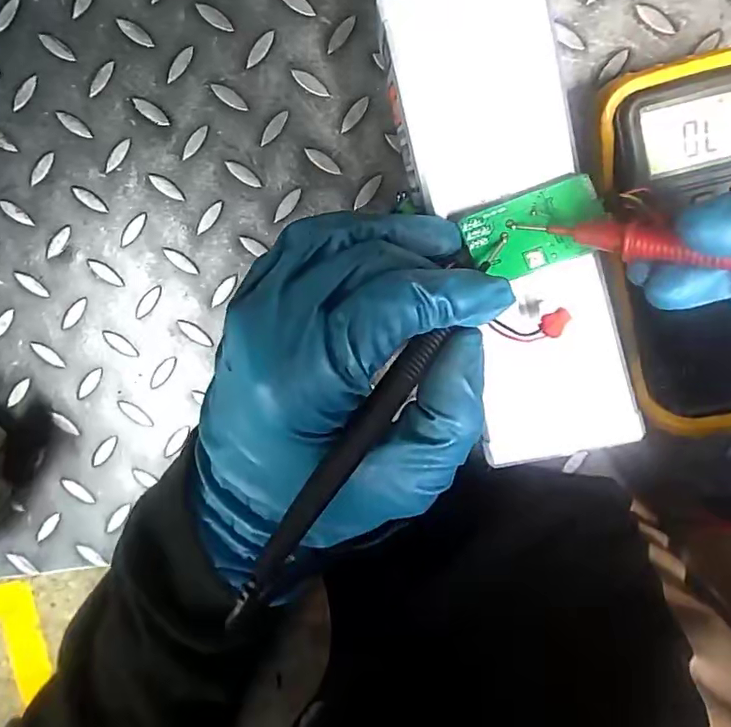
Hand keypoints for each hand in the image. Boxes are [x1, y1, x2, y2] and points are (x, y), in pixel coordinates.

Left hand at [192, 212, 513, 587]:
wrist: (239, 496)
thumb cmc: (322, 498)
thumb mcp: (405, 482)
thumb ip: (451, 413)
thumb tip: (467, 335)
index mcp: (301, 381)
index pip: (385, 305)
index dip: (447, 292)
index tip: (491, 292)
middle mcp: (271, 330)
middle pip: (364, 263)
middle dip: (428, 261)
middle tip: (470, 274)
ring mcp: (256, 305)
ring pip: (336, 238)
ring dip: (394, 235)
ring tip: (438, 245)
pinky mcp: (255, 294)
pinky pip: (309, 239)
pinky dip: (356, 232)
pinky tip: (388, 244)